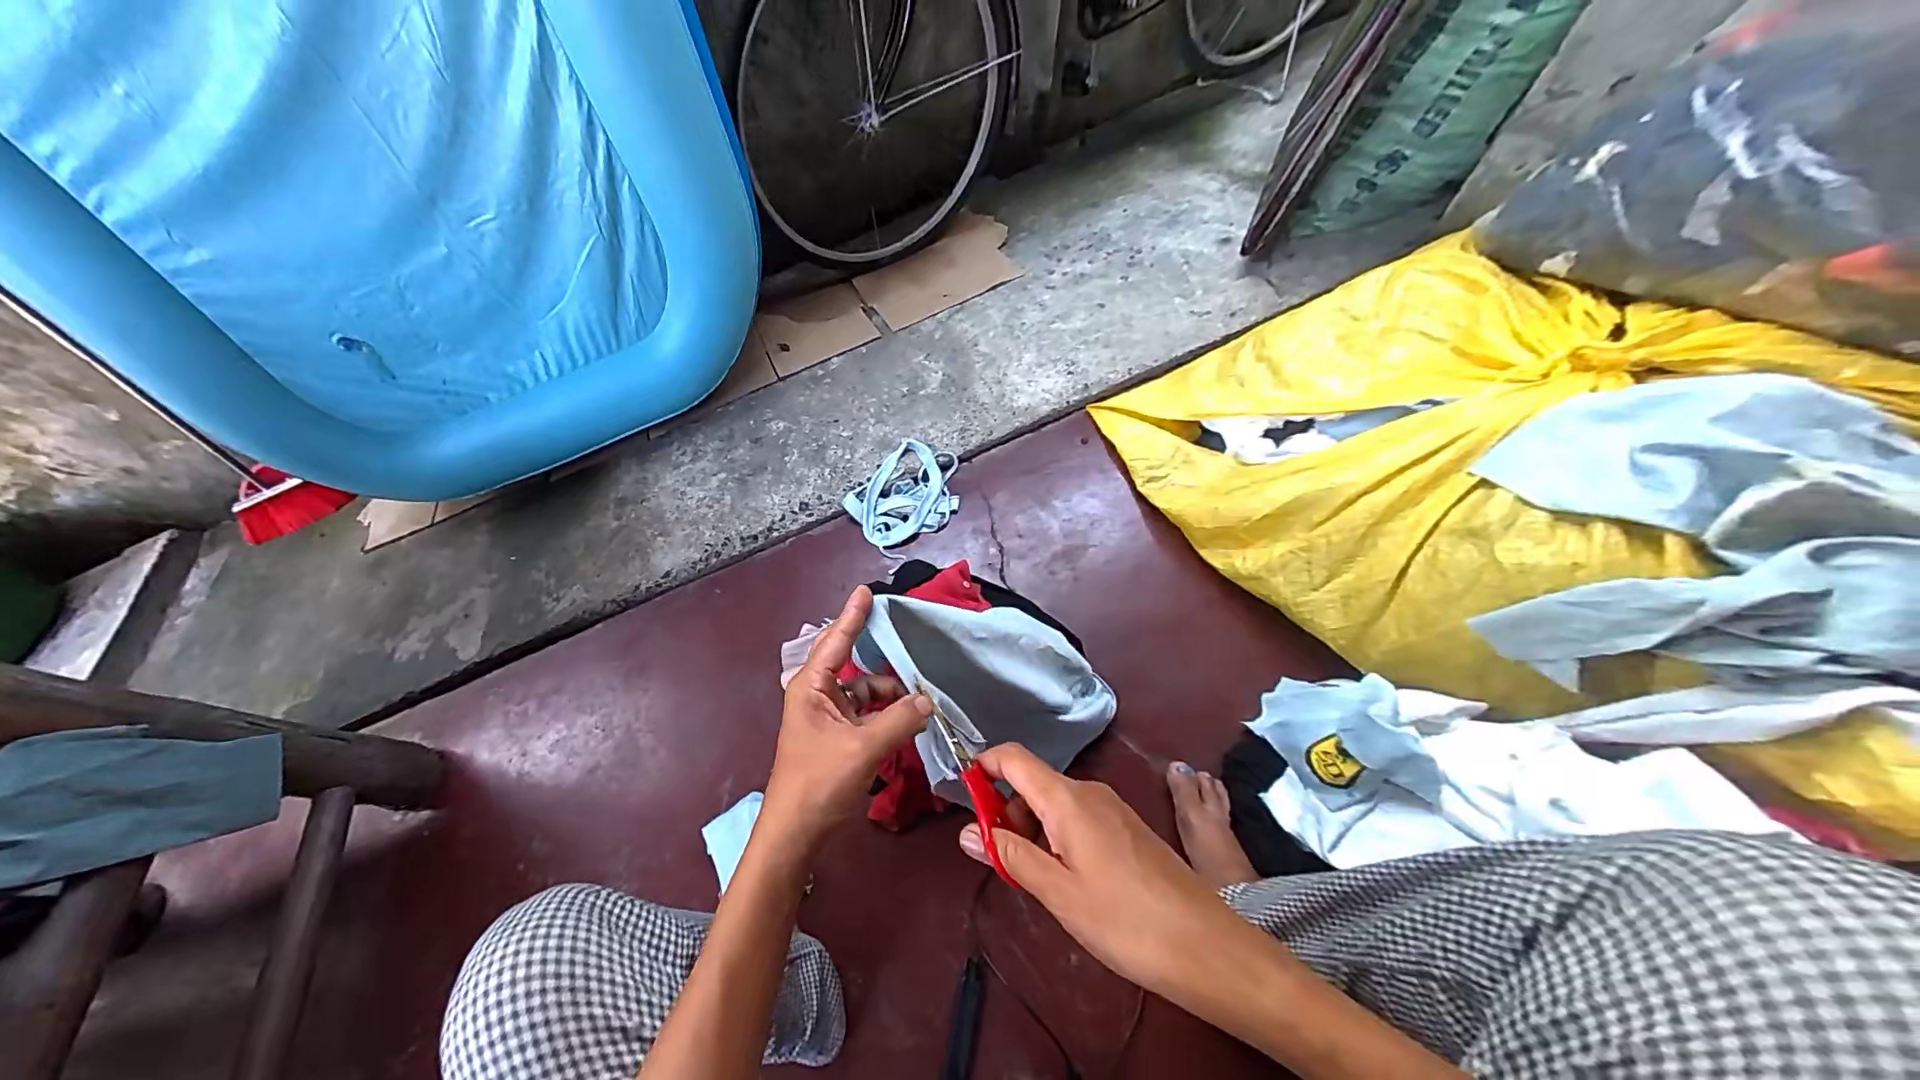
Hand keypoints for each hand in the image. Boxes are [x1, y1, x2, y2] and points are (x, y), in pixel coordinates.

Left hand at [761, 586, 932, 849]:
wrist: (797, 833)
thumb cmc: (819, 783)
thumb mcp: (863, 748)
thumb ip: (899, 720)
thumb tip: (927, 699)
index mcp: (812, 687)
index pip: (836, 641)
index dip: (854, 615)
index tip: (867, 591)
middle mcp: (819, 695)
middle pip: (856, 665)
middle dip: (883, 659)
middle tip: (911, 645)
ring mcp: (830, 718)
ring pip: (869, 693)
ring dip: (893, 696)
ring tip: (923, 701)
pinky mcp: (841, 739)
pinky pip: (871, 716)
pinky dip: (890, 716)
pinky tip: (912, 721)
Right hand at [956, 744, 1256, 997]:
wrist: (1205, 943)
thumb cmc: (1124, 918)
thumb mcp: (1058, 892)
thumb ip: (1011, 856)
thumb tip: (967, 831)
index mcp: (1067, 798)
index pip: (1013, 757)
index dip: (983, 768)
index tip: (963, 799)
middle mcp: (1089, 791)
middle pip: (1032, 783)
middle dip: (1007, 813)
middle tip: (1003, 863)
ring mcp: (1111, 807)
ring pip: (1055, 803)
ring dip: (1033, 831)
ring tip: (1038, 880)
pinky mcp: (1127, 827)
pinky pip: (1078, 818)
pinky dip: (1058, 838)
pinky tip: (1068, 879)